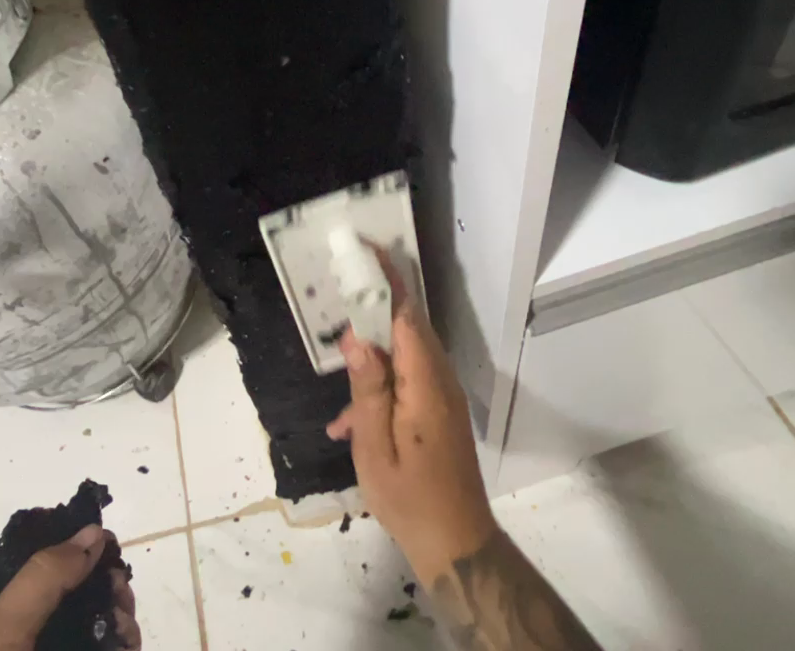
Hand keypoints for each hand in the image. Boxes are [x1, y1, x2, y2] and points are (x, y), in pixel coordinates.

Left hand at [0, 525, 141, 650]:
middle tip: (116, 588)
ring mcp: (64, 647)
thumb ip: (44, 578)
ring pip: (102, 623)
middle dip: (107, 583)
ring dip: (121, 614)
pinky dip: (125, 639)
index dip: (79, 550)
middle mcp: (36, 634)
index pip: (48, 569)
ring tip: (122, 622)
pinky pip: (113, 647)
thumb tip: (92, 531)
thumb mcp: (0, 629)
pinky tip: (126, 639)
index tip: (104, 545)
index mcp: (7, 618)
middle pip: (82, 594)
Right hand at [326, 252, 498, 582]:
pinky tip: (347, 423)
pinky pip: (408, 381)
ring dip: (373, 352)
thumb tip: (357, 337)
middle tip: (342, 288)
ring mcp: (443, 396)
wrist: (456, 544)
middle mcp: (440, 380)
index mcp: (425, 384)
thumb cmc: (409, 498)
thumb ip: (368, 388)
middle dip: (376, 304)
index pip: (407, 316)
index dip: (387, 281)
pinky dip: (379, 388)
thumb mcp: (375, 445)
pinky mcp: (439, 412)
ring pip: (406, 353)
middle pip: (409, 327)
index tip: (366, 251)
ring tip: (338, 357)